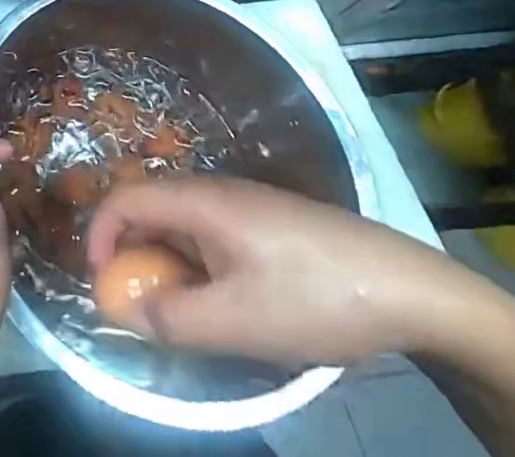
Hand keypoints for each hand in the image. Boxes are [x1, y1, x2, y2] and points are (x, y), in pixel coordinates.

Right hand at [87, 177, 500, 366]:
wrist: (416, 289)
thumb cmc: (317, 298)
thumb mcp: (238, 323)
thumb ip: (170, 319)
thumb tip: (122, 311)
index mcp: (199, 202)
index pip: (124, 199)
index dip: (99, 235)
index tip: (101, 283)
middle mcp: (216, 191)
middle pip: (151, 209)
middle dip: (132, 255)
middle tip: (141, 304)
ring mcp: (246, 203)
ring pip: (183, 225)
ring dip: (167, 263)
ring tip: (186, 310)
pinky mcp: (270, 221)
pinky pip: (212, 235)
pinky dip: (198, 264)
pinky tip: (229, 300)